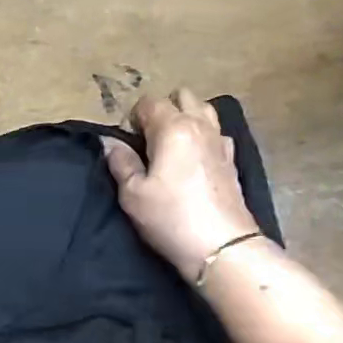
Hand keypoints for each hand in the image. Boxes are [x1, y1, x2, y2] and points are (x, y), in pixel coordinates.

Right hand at [102, 88, 263, 280]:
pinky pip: (217, 133)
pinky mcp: (233, 161)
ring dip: (187, 118)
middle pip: (181, 96)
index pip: (148, 103)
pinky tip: (196, 160)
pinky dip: (205, 137)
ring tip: (173, 147)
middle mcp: (200, 125)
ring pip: (204, 110)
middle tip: (150, 141)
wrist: (222, 247)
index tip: (128, 146)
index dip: (133, 119)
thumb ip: (120, 162)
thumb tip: (109, 142)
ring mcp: (221, 141)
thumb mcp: (133, 194)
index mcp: (173, 127)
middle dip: (163, 110)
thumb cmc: (171, 218)